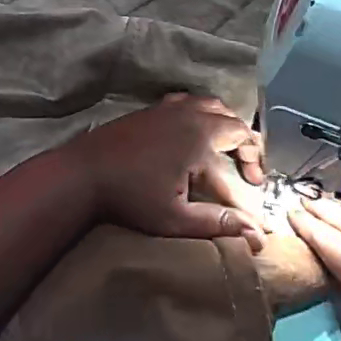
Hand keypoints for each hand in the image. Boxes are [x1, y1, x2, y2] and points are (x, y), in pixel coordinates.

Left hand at [59, 94, 269, 250]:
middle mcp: (184, 113)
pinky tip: (189, 137)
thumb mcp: (176, 217)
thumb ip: (218, 224)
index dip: (255, 159)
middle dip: (241, 139)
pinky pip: (183, 102)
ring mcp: (162, 108)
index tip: (256, 183)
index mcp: (197, 134)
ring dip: (219, 122)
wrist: (82, 172)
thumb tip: (258, 238)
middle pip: (226, 115)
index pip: (242, 136)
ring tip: (222, 149)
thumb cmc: (130, 196)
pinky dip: (196, 114)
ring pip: (204, 103)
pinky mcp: (145, 111)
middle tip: (243, 166)